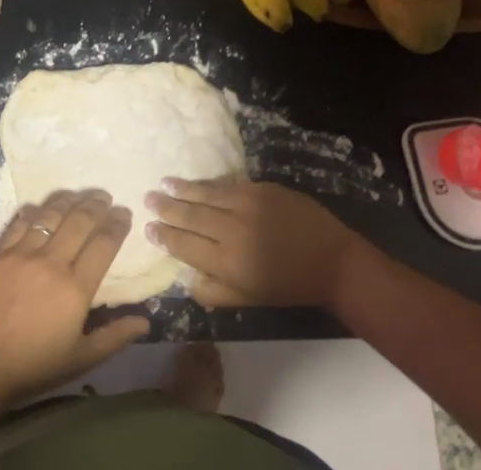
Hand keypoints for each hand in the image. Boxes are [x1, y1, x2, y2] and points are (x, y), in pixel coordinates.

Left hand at [0, 189, 151, 402]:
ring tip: (78, 194)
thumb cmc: (34, 366)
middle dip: (96, 205)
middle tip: (105, 196)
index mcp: (76, 288)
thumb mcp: (81, 359)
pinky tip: (41, 206)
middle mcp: (52, 263)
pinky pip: (20, 223)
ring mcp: (23, 255)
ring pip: (50, 215)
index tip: (124, 213)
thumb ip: (114, 337)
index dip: (117, 224)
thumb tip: (145, 321)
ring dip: (68, 201)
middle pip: (80, 221)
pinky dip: (34, 210)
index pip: (104, 244)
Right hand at [146, 178, 365, 306]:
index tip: (148, 228)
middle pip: (191, 215)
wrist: (332, 260)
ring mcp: (248, 204)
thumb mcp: (249, 300)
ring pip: (207, 194)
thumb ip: (215, 291)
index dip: (165, 236)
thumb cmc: (289, 286)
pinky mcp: (263, 189)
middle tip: (148, 199)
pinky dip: (211, 183)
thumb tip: (187, 279)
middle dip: (167, 207)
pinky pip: (229, 184)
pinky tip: (199, 181)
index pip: (185, 245)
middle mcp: (233, 229)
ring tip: (165, 183)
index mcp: (227, 261)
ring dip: (184, 189)